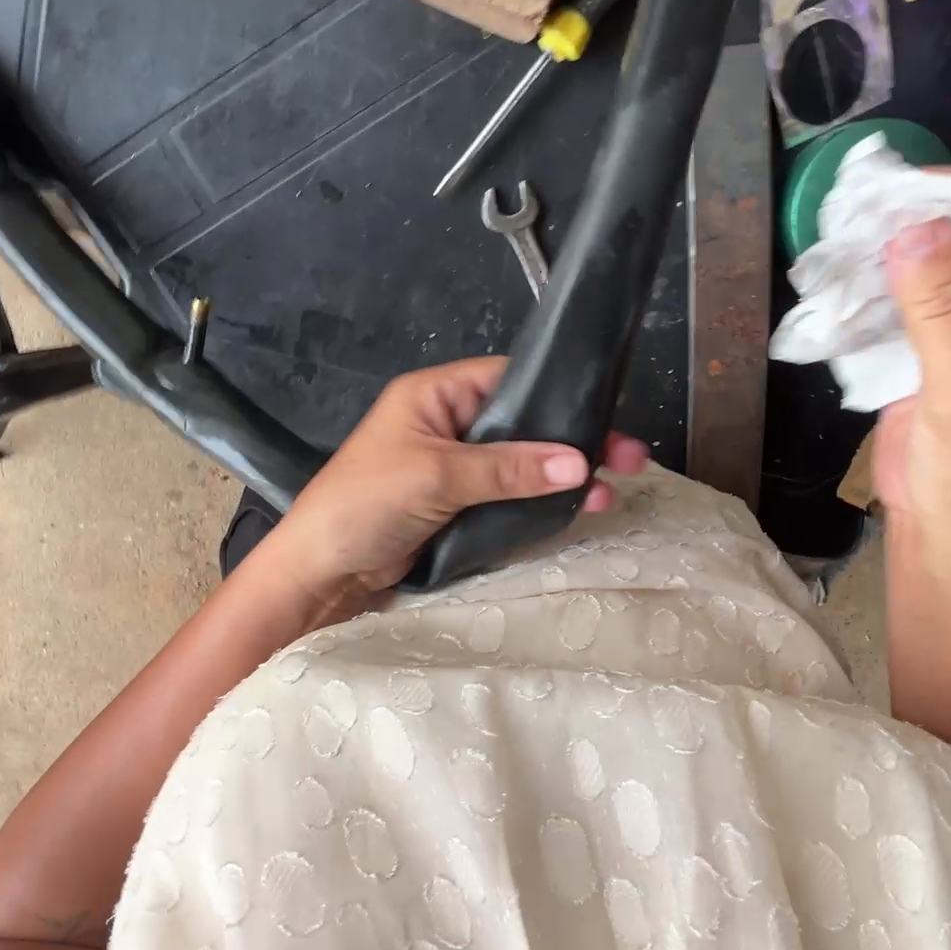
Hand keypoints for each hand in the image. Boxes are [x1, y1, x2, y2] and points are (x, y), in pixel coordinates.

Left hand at [254, 356, 650, 599]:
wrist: (322, 570)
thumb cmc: (366, 503)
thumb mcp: (437, 475)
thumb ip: (508, 467)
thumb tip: (579, 462)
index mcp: (435, 395)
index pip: (506, 379)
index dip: (555, 393)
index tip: (605, 412)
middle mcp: (449, 425)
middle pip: (522, 425)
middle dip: (572, 441)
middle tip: (628, 459)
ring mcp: (454, 468)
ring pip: (520, 464)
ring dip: (562, 476)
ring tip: (611, 491)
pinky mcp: (458, 506)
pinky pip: (507, 496)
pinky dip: (539, 502)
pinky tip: (577, 508)